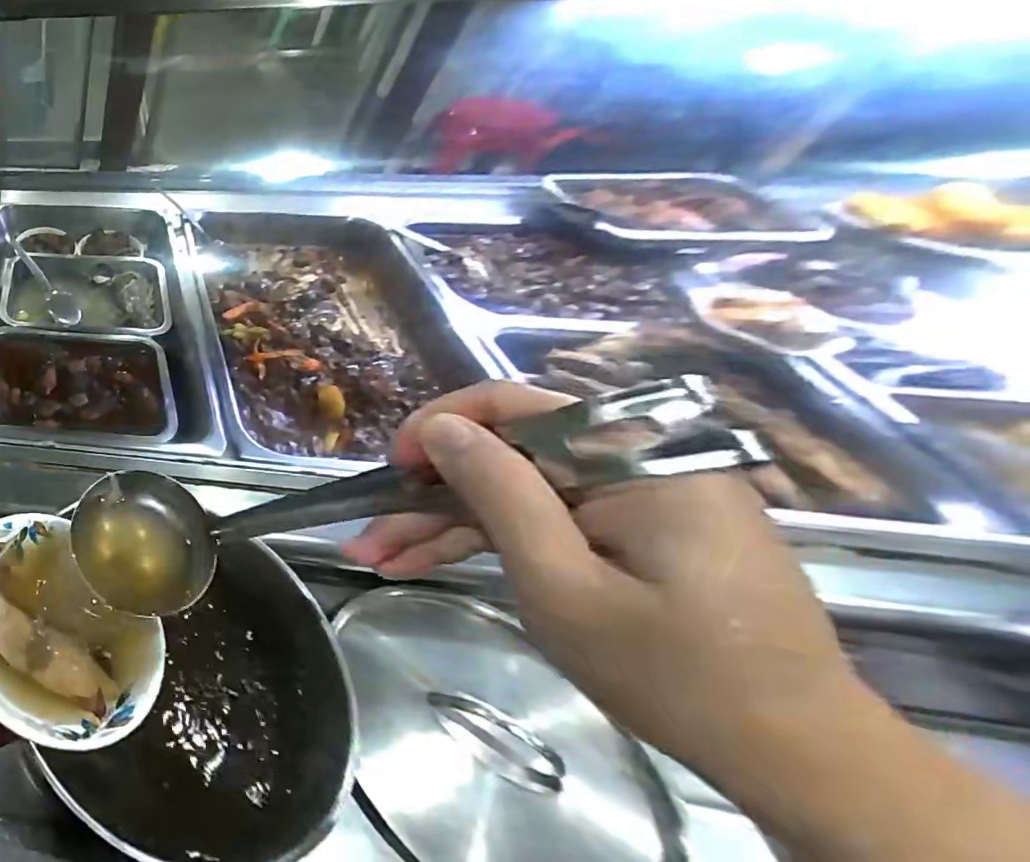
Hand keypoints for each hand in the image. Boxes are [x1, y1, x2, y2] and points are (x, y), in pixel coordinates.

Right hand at [341, 382, 860, 785]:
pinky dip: (482, 542)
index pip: (513, 403)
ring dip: (441, 526)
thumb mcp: (563, 584)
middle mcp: (632, 459)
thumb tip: (440, 428)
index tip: (392, 470)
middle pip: (502, 455)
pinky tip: (420, 563)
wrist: (798, 762)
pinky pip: (538, 519)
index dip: (438, 427)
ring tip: (375, 558)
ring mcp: (627, 496)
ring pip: (508, 492)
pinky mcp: (621, 528)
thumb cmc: (677, 675)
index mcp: (636, 455)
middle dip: (427, 497)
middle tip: (366, 534)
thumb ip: (499, 492)